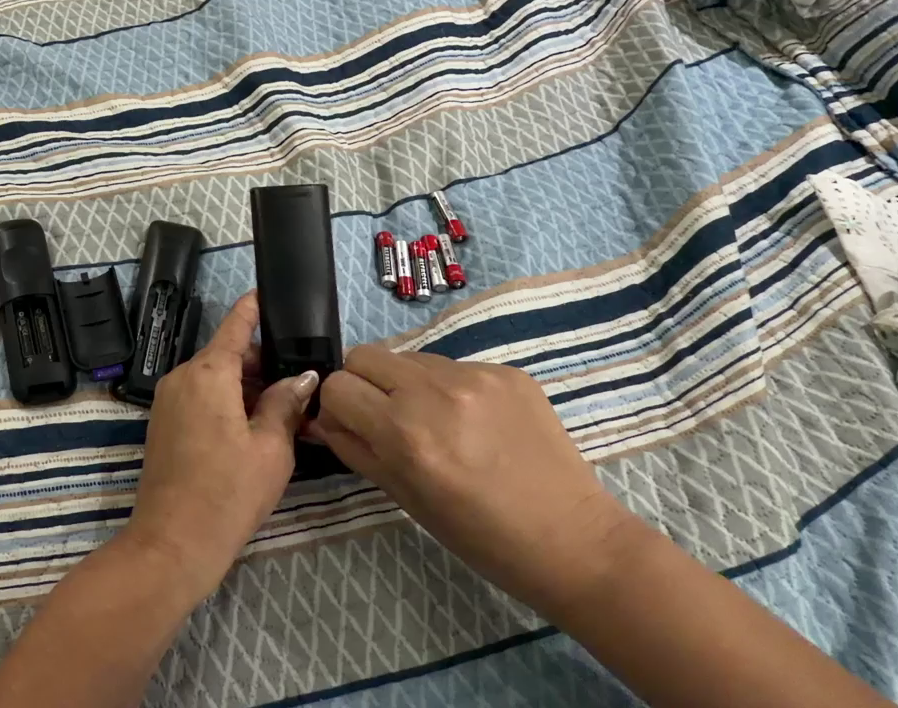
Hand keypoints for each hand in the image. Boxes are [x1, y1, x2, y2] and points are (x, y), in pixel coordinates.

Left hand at [124, 292, 319, 590]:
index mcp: (207, 373)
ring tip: (283, 405)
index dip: (252, 309)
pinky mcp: (164, 423)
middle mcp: (182, 377)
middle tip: (299, 378)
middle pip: (225, 354)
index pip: (234, 327)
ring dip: (244, 385)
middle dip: (259, 362)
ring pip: (212, 378)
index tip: (265, 292)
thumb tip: (301, 379)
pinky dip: (225, 401)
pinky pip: (199, 397)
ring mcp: (168, 401)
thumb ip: (285, 404)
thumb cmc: (228, 490)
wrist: (174, 539)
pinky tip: (253, 424)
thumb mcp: (270, 448)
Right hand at [307, 345, 648, 611]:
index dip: (339, 407)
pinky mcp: (507, 372)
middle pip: (363, 356)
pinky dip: (448, 389)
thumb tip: (321, 419)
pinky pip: (452, 366)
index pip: (336, 385)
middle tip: (388, 419)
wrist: (575, 541)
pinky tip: (475, 425)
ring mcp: (475, 377)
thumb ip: (354, 449)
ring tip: (438, 424)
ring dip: (406, 384)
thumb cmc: (480, 536)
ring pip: (408, 357)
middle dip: (363, 384)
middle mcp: (434, 393)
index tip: (355, 427)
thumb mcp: (403, 498)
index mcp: (404, 433)